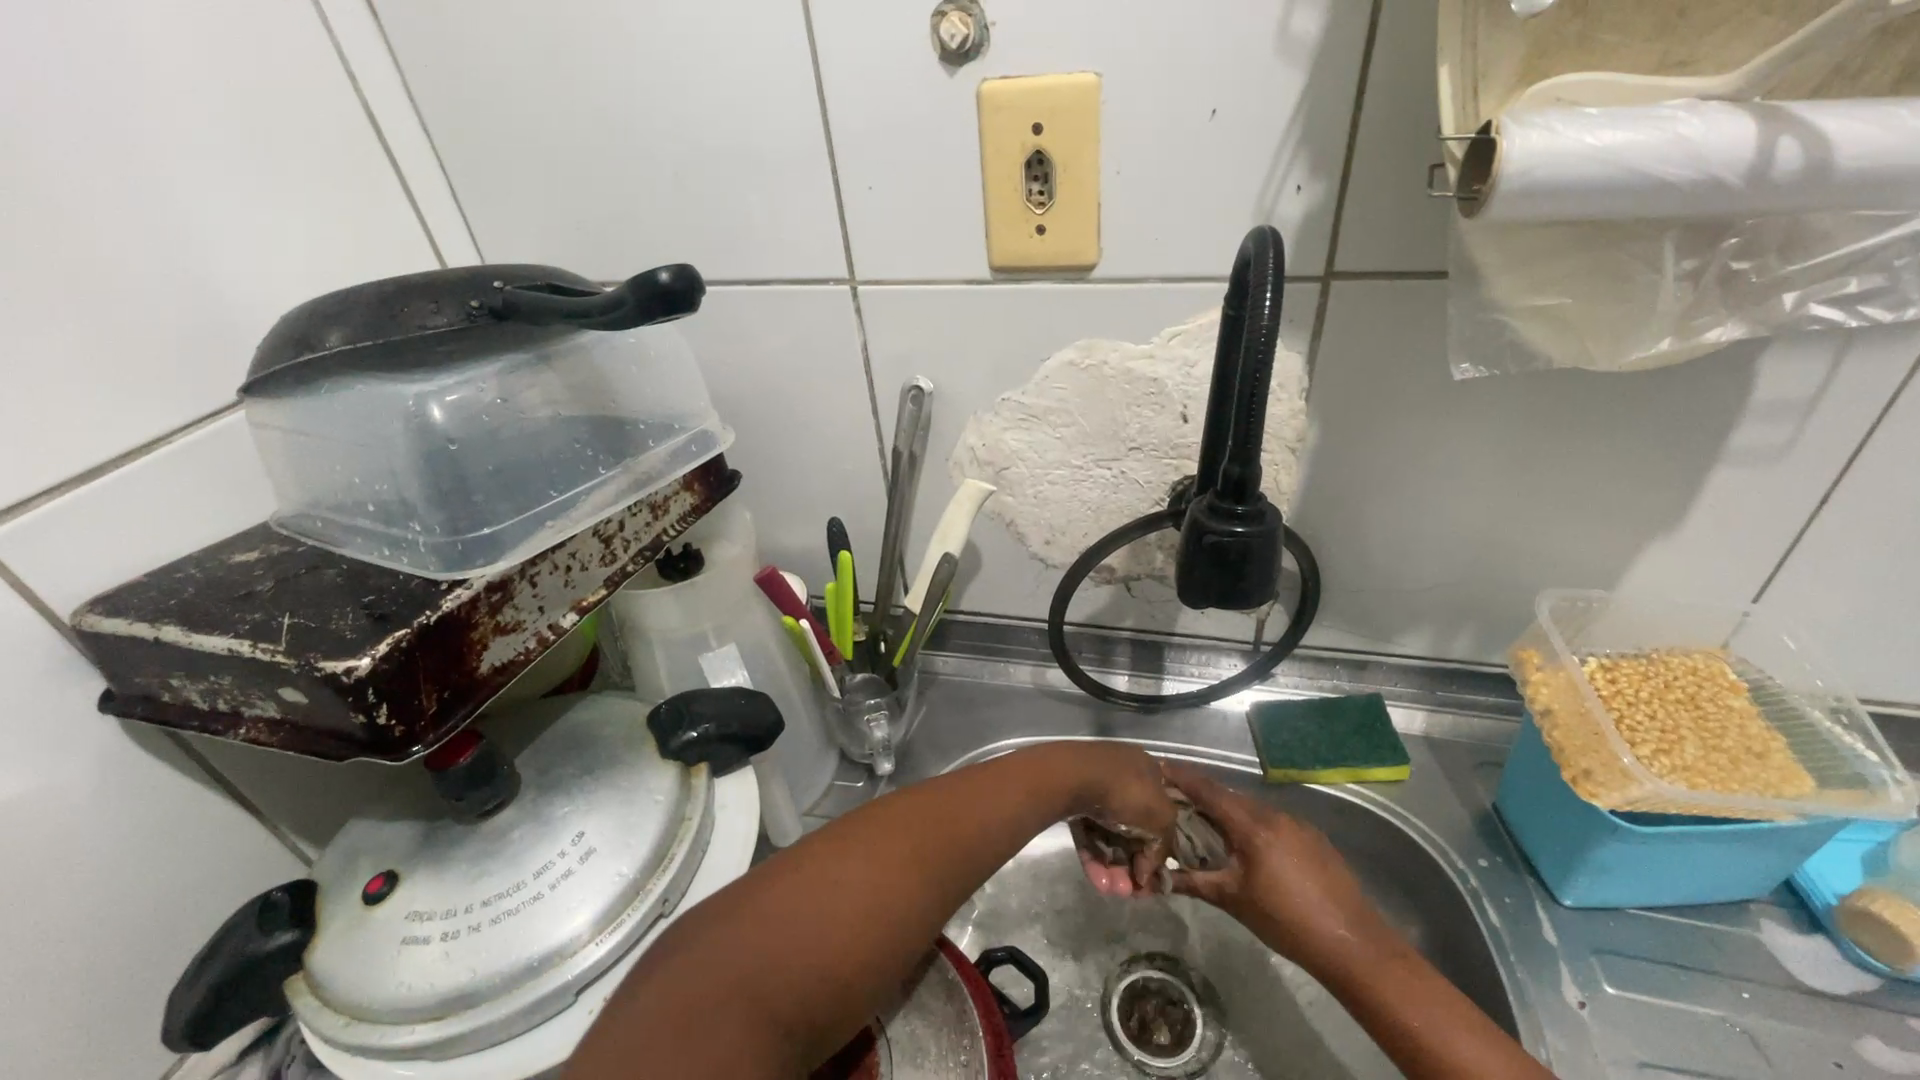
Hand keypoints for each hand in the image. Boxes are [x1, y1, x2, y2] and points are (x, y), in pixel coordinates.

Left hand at [1052, 743, 1176, 897]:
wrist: (1073, 775)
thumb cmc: (1128, 792)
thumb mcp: (1162, 819)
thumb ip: (1162, 846)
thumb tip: (1147, 871)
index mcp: (1148, 772)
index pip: (1158, 814)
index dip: (1157, 846)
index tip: (1153, 874)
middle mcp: (1122, 777)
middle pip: (1131, 828)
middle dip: (1131, 862)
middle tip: (1130, 890)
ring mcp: (1093, 789)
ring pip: (1107, 834)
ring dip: (1112, 866)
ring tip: (1112, 890)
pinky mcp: (1070, 803)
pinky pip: (1086, 833)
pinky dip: (1093, 857)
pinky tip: (1097, 881)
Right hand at [1161, 762, 1393, 976]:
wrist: (1352, 943)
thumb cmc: (1286, 922)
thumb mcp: (1232, 901)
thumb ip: (1192, 881)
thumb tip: (1151, 880)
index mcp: (1253, 825)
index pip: (1209, 790)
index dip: (1181, 777)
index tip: (1157, 767)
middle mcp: (1276, 815)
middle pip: (1229, 796)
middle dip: (1200, 797)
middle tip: (1173, 804)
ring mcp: (1298, 824)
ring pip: (1252, 809)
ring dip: (1226, 813)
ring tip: (1204, 827)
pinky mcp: (1313, 837)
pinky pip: (1272, 822)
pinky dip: (1250, 826)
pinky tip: (1244, 847)